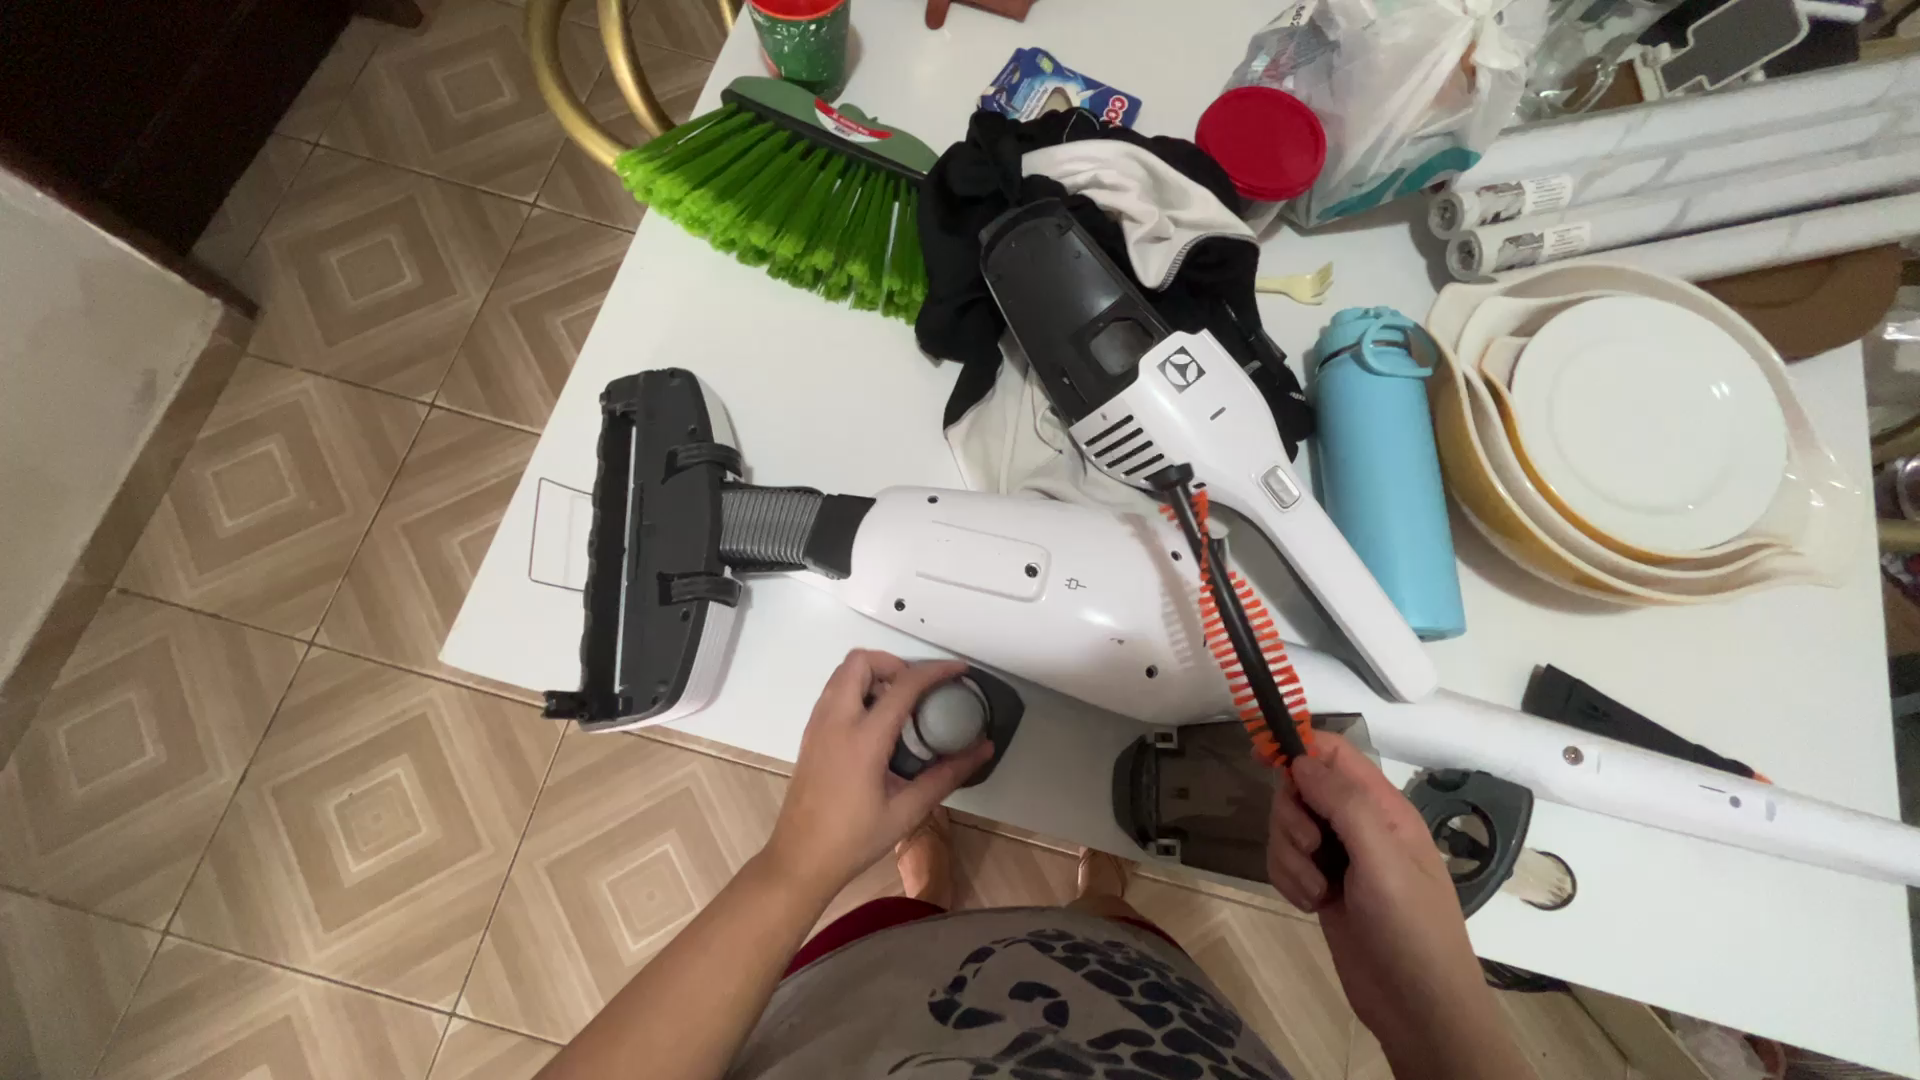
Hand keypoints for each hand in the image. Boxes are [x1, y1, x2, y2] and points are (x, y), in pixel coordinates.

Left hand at [762, 650, 993, 901]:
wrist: (799, 860)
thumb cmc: (854, 839)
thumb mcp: (907, 811)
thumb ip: (947, 775)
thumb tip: (983, 748)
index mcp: (863, 739)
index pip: (903, 685)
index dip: (935, 671)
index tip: (959, 670)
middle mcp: (836, 721)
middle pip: (861, 661)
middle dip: (894, 662)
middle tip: (918, 687)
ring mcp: (817, 724)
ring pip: (842, 672)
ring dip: (874, 673)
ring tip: (900, 703)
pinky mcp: (810, 733)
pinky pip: (834, 691)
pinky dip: (858, 689)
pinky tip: (877, 722)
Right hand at [1267, 736, 1528, 1077]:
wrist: (1417, 1009)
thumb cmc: (1411, 929)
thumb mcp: (1383, 860)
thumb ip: (1344, 803)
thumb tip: (1300, 760)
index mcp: (1382, 808)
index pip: (1333, 753)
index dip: (1298, 746)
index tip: (1261, 756)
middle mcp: (1357, 825)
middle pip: (1299, 789)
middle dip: (1290, 817)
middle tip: (1310, 848)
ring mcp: (1338, 857)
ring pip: (1285, 827)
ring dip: (1288, 856)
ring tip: (1317, 891)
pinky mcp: (1320, 885)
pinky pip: (1283, 862)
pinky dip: (1288, 880)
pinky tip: (1311, 905)